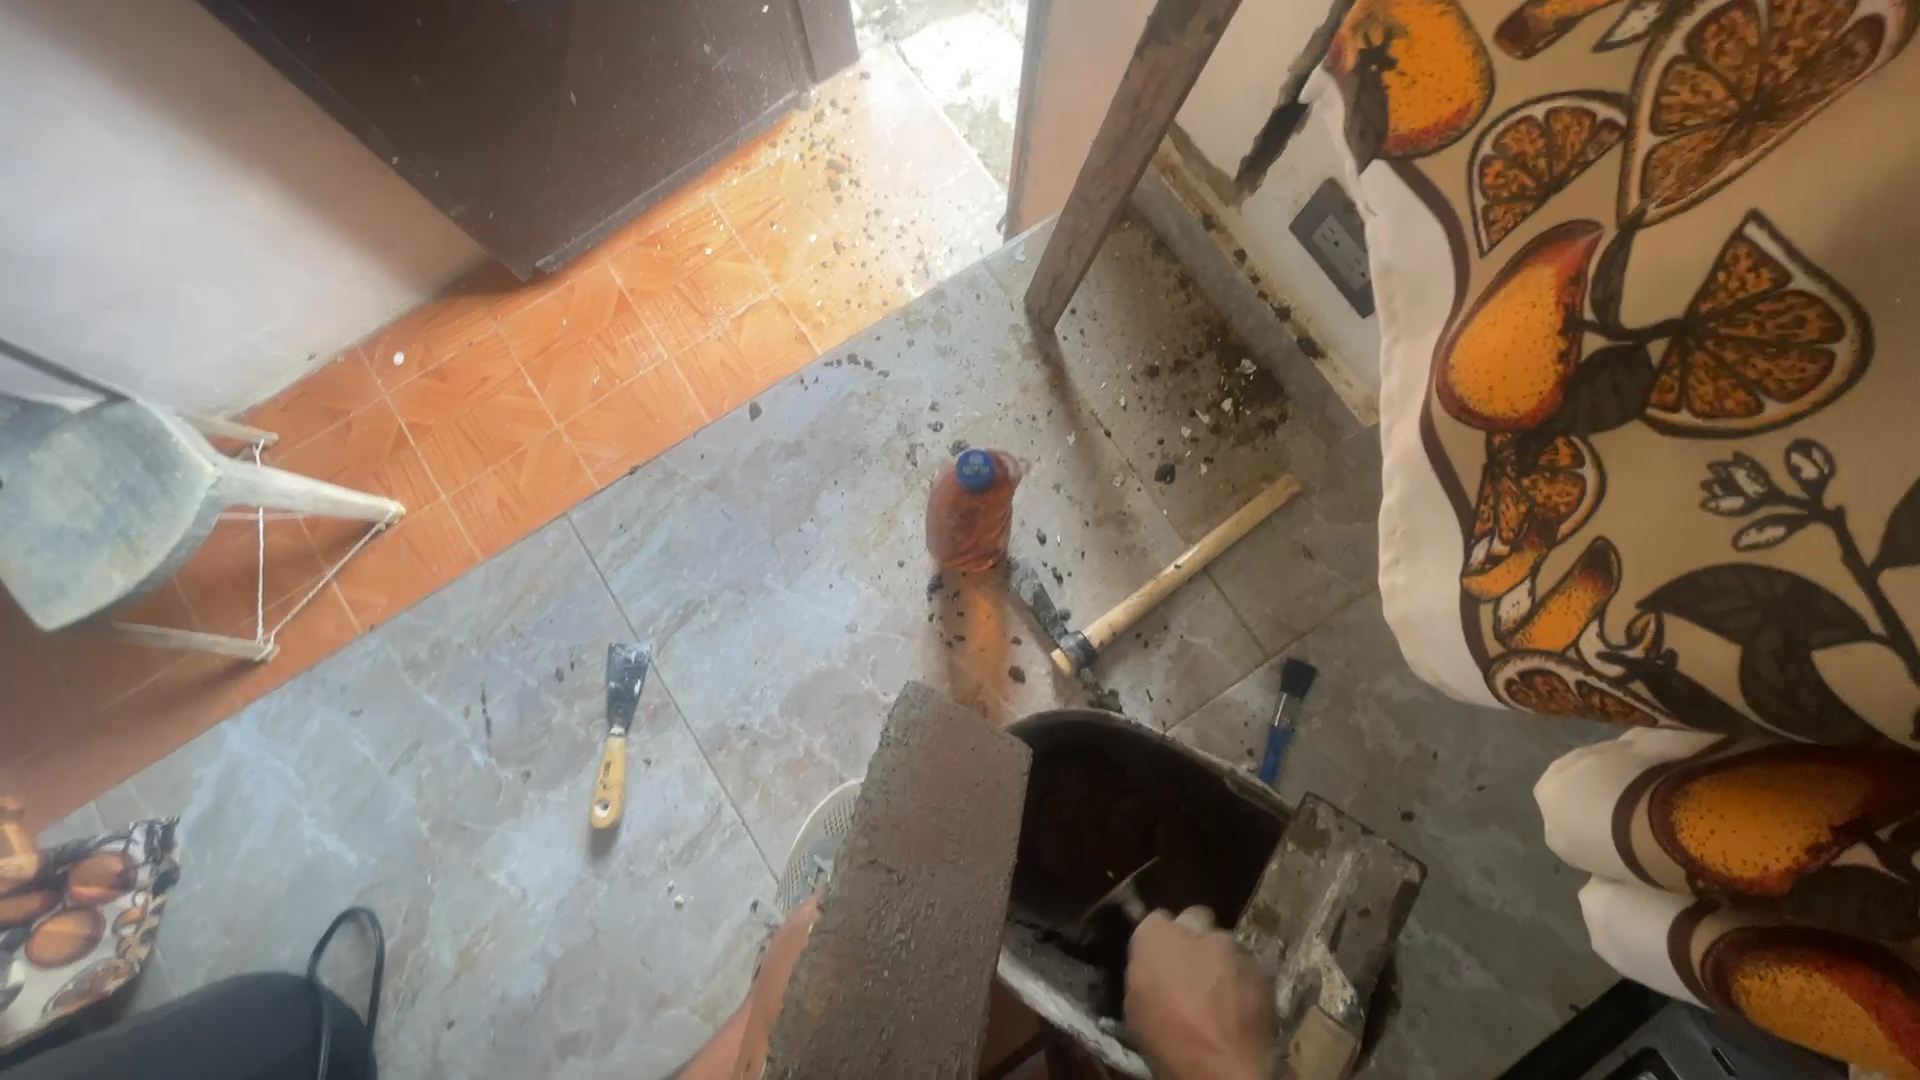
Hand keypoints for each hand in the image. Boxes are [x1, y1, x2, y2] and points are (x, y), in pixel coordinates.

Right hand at [1125, 907, 1274, 1079]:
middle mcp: (1193, 929)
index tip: (1163, 959)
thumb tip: (1155, 972)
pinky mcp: (1259, 967)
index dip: (1162, 939)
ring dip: (1222, 961)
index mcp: (1155, 935)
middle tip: (1194, 968)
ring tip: (1223, 994)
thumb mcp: (1135, 1006)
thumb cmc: (1166, 1039)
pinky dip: (1244, 981)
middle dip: (1195, 937)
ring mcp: (1230, 945)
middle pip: (1195, 918)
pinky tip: (1242, 1007)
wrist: (1220, 1065)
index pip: (1157, 920)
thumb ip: (1146, 974)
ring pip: (1225, 944)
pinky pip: (1248, 967)